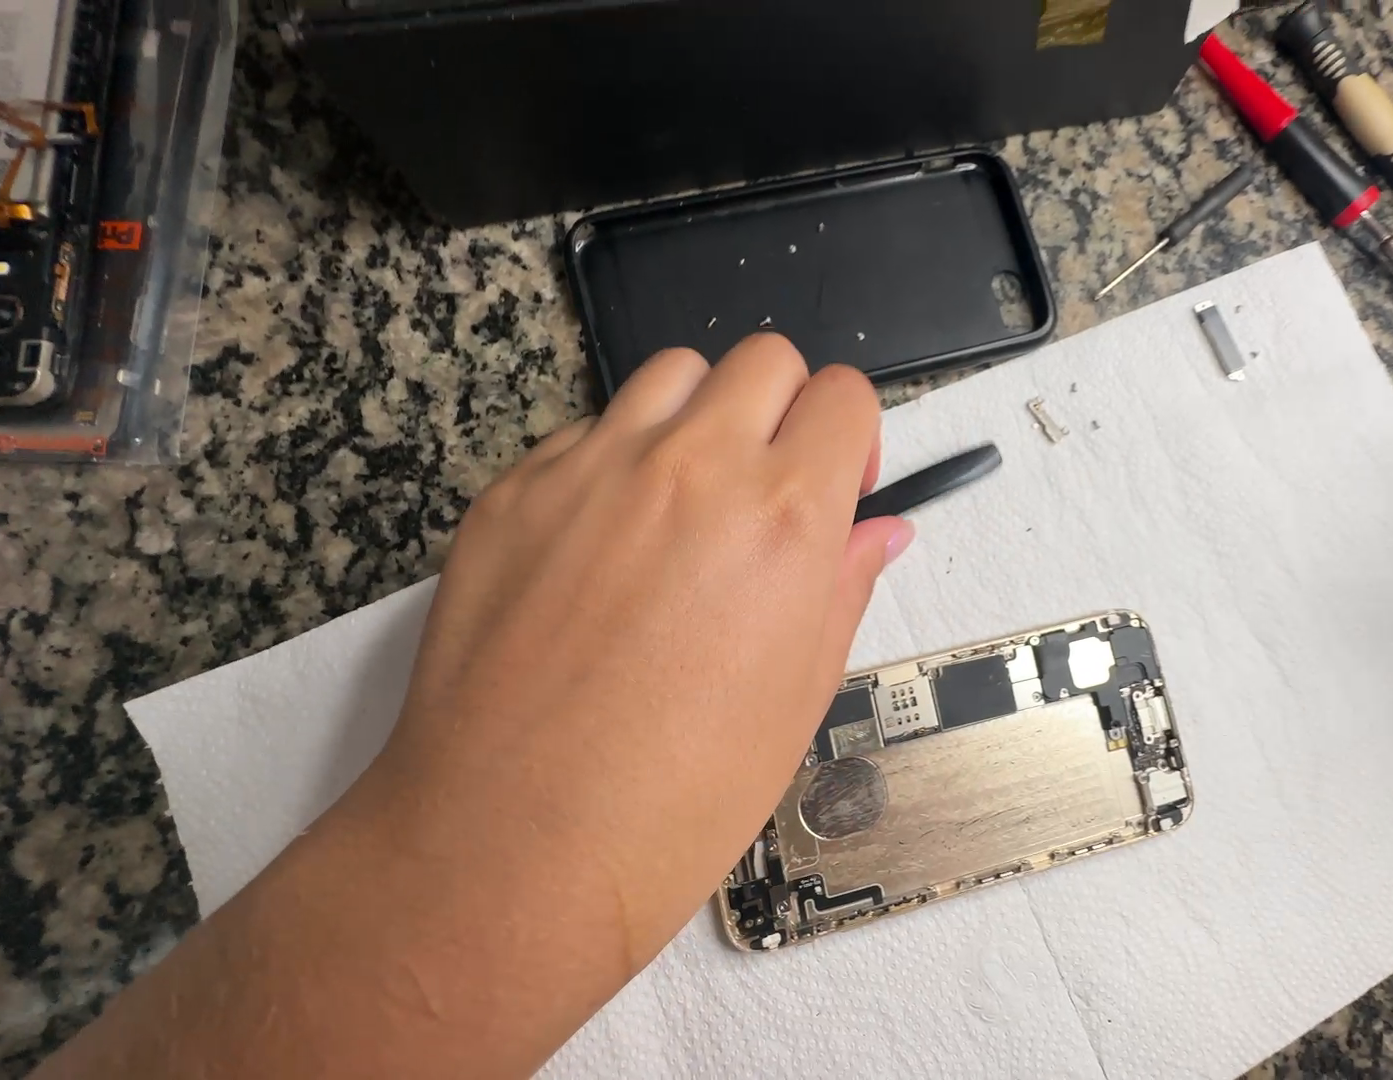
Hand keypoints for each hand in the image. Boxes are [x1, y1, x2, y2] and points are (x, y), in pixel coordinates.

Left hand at [38, 335, 911, 1079]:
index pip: (845, 395)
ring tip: (694, 496)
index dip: (854, 434)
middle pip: (767, 357)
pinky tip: (610, 541)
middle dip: (788, 407)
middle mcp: (693, 467)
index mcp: (784, 517)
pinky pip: (590, 430)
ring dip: (705, 415)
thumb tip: (878, 533)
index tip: (842, 483)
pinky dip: (621, 459)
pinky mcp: (515, 489)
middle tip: (776, 482)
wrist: (515, 847)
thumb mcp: (801, 691)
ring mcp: (593, 468)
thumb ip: (845, 585)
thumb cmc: (680, 790)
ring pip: (675, 372)